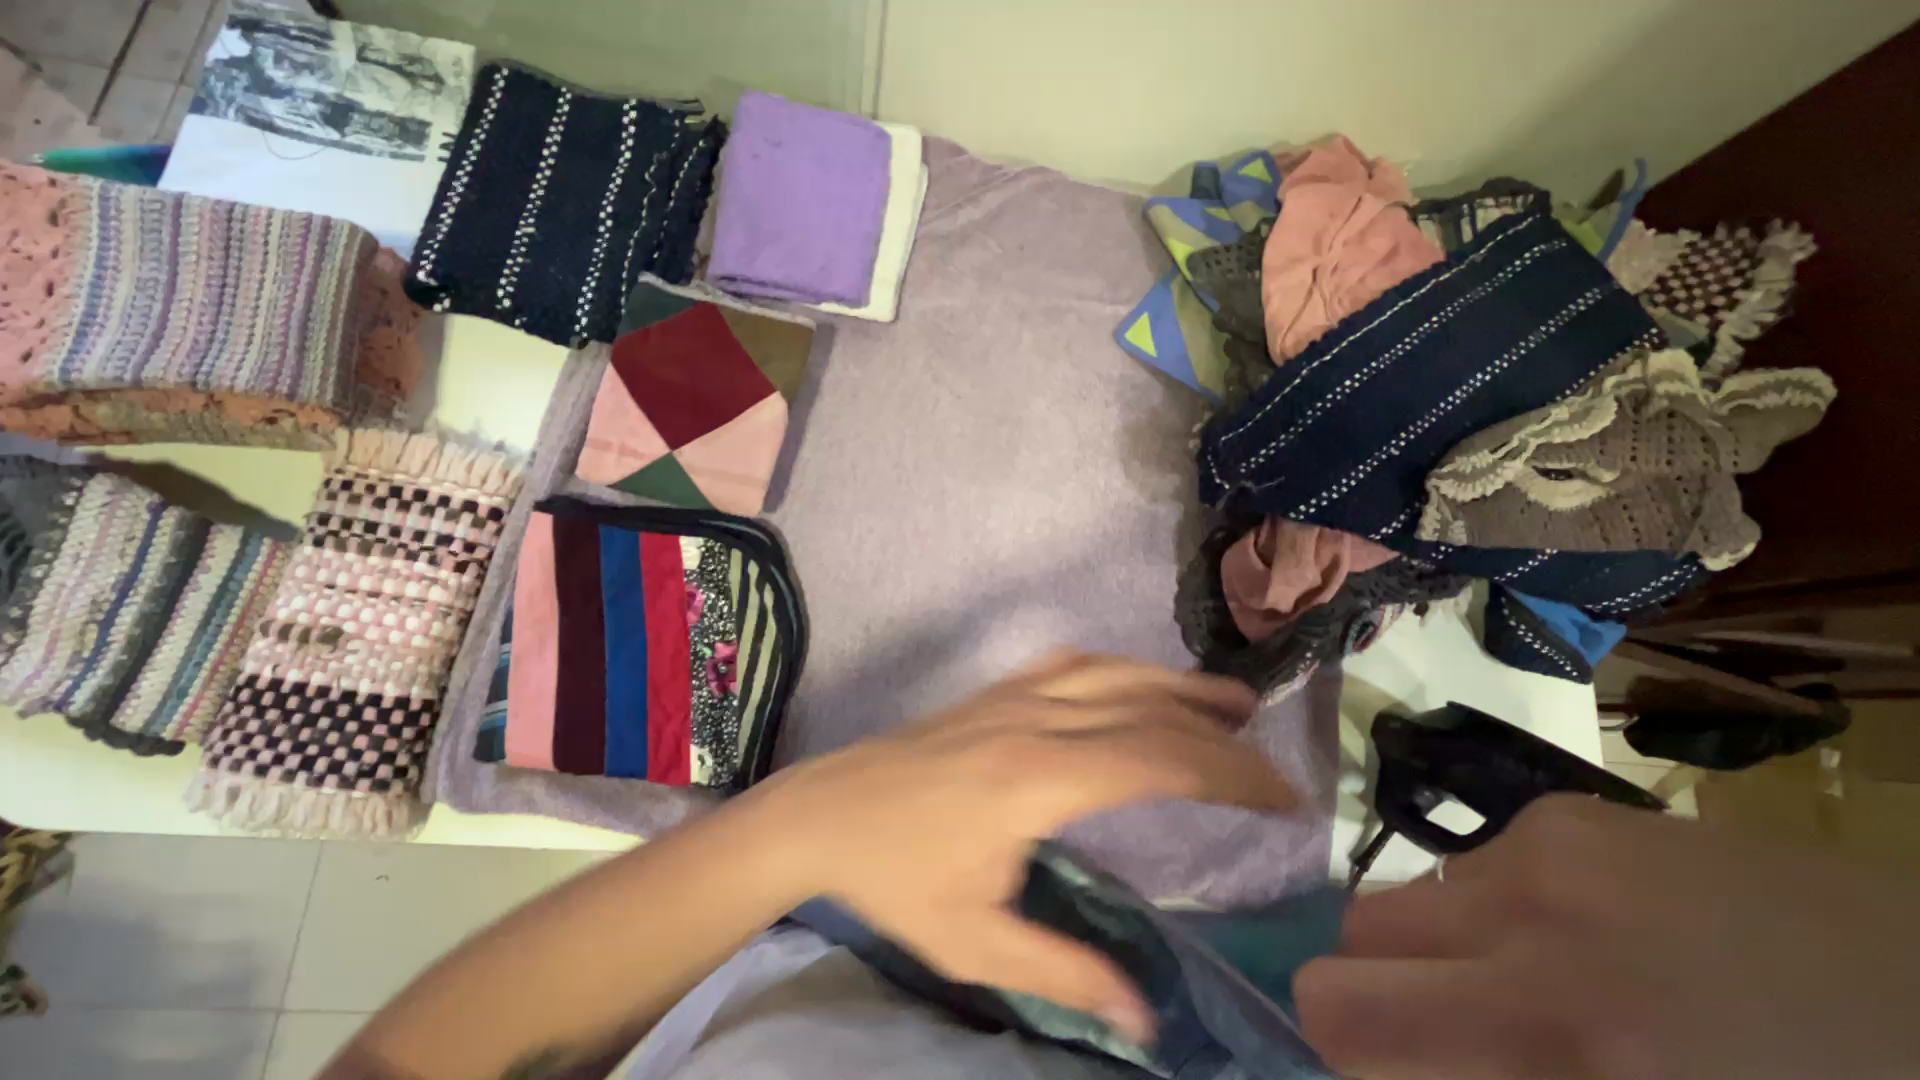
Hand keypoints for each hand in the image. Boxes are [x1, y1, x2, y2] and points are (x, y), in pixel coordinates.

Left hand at [741, 650, 1297, 1041]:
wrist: (822, 814)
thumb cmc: (897, 879)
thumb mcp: (976, 942)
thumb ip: (1065, 972)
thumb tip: (1146, 1018)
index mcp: (1039, 779)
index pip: (1160, 760)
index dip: (1232, 775)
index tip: (1284, 798)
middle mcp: (1035, 722)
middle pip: (1149, 710)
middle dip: (1222, 736)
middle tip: (1275, 765)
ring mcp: (1011, 697)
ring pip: (1114, 672)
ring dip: (1178, 685)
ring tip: (1234, 704)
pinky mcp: (992, 692)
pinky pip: (1071, 663)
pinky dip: (1120, 669)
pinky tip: (1137, 683)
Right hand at [1296, 795, 1919, 1079]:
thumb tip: (1393, 1069)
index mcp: (1561, 1046)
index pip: (1342, 1023)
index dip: (1356, 1062)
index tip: (1406, 1073)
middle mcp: (1529, 934)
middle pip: (1343, 961)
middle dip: (1374, 1012)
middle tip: (1452, 1040)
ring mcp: (1542, 857)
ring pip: (1390, 913)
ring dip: (1434, 963)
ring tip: (1532, 987)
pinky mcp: (1561, 814)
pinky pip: (1459, 876)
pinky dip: (1488, 919)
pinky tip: (1581, 938)